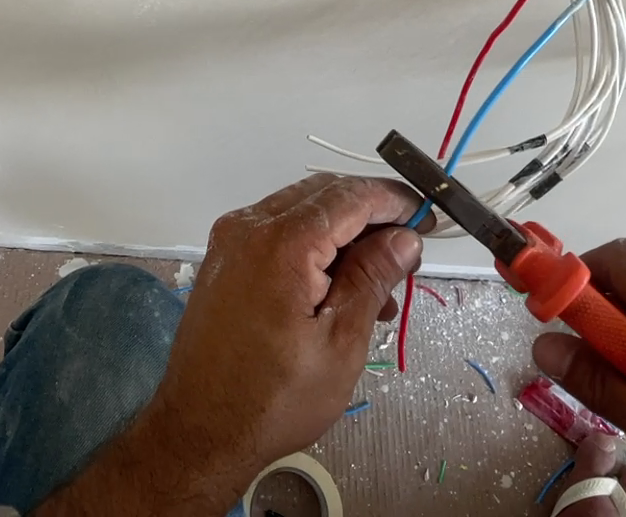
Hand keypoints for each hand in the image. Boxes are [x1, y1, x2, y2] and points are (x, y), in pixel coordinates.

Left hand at [36, 174, 424, 516]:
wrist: (198, 430)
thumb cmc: (274, 398)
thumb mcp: (340, 343)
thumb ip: (372, 278)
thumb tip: (405, 237)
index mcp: (282, 242)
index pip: (350, 196)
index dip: (393, 200)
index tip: (427, 216)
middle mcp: (251, 224)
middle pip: (324, 194)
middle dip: (371, 214)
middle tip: (408, 250)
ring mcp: (232, 237)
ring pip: (302, 208)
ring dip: (344, 231)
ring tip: (381, 284)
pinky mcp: (225, 255)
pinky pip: (279, 229)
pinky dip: (314, 244)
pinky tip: (339, 286)